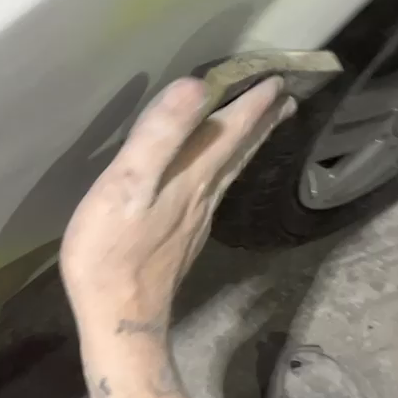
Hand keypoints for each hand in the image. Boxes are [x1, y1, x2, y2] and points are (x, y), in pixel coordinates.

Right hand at [59, 76, 290, 339]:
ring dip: (248, 145)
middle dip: (261, 122)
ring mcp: (196, 220)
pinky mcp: (184, 238)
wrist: (121, 318)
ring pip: (231, 172)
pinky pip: (216, 190)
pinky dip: (227, 169)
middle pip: (240, 151)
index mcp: (192, 177)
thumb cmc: (112, 251)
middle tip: (285, 98)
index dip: (251, 104)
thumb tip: (195, 86)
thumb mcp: (127, 186)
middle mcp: (203, 195)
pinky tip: (217, 177)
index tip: (275, 79)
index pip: (231, 131)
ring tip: (263, 127)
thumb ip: (159, 135)